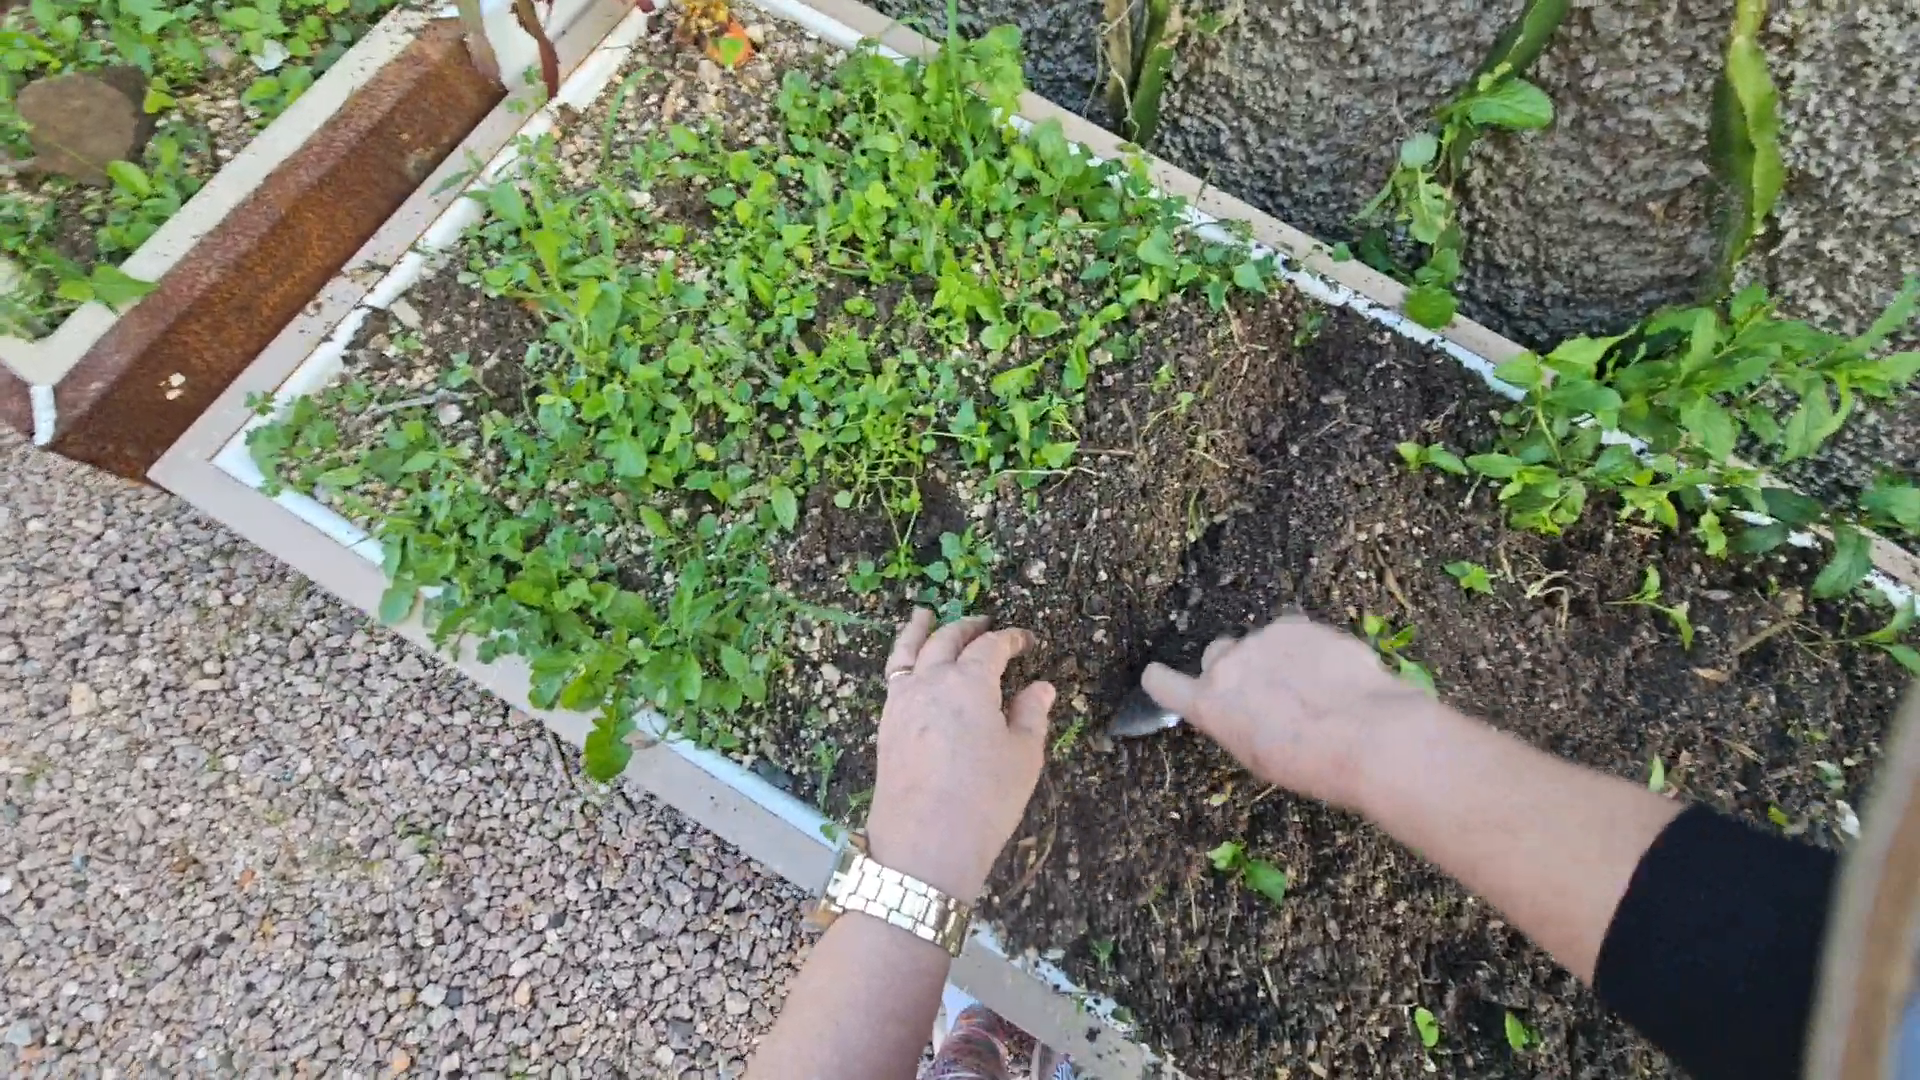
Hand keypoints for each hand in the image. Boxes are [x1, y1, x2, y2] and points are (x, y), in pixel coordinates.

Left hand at [865, 610, 1055, 899]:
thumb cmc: (984, 799)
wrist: (924, 843)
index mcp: (970, 682)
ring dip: (920, 629)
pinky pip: (894, 676)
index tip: (1026, 641)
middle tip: (984, 623)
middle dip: (968, 628)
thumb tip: (1041, 686)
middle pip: (947, 640)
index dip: (1011, 639)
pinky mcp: (886, 724)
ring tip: (924, 614)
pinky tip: (910, 665)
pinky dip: (903, 658)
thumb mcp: (1023, 757)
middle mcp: (931, 681)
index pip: (991, 647)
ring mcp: (902, 701)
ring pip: (909, 651)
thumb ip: (1031, 714)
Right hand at [1141, 615, 1438, 810]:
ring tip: (1312, 687)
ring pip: (1257, 644)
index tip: (1162, 678)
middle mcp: (1224, 667)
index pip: (1161, 682)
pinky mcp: (1293, 625)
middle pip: (1215, 656)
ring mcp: (1258, 641)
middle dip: (1234, 669)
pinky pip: (1290, 632)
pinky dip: (1305, 647)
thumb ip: (1235, 722)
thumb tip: (1241, 710)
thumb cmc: (1315, 764)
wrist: (1368, 736)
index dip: (1161, 680)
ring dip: (1274, 658)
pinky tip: (1329, 672)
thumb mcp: (1258, 756)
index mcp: (1208, 706)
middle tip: (1267, 693)